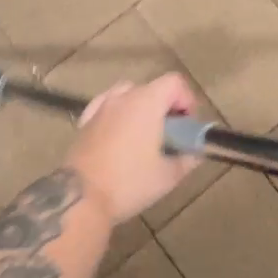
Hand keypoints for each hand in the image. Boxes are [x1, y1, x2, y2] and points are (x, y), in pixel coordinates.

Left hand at [63, 74, 202, 224]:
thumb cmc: (130, 183)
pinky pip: (106, 106)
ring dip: (141, 107)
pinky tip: (120, 135)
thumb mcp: (168, 176)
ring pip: (127, 94)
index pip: (174, 82)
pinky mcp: (84, 120)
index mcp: (146, 102)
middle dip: (165, 107)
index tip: (187, 125)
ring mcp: (100, 106)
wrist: (82, 196)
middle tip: (170, 135)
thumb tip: (195, 153)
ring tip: (145, 135)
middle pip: (151, 88)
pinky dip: (118, 113)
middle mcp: (122, 97)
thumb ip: (187, 160)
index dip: (187, 99)